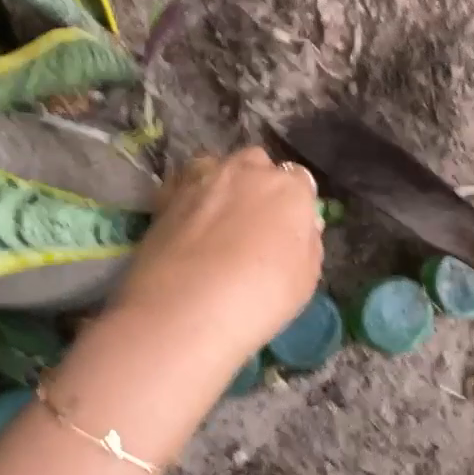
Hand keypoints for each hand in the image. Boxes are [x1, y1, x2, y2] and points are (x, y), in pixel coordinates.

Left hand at [108, 148, 323, 350]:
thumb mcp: (307, 278)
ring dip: (224, 182)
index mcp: (290, 189)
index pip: (301, 182)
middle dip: (260, 182)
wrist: (185, 311)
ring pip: (219, 165)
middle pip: (259, 164)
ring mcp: (203, 180)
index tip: (290, 230)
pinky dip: (190, 193)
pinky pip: (184, 182)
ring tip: (219, 217)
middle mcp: (249, 172)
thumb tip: (302, 226)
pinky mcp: (165, 195)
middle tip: (256, 221)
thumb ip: (307, 242)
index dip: (296, 206)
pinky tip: (189, 219)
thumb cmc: (261, 297)